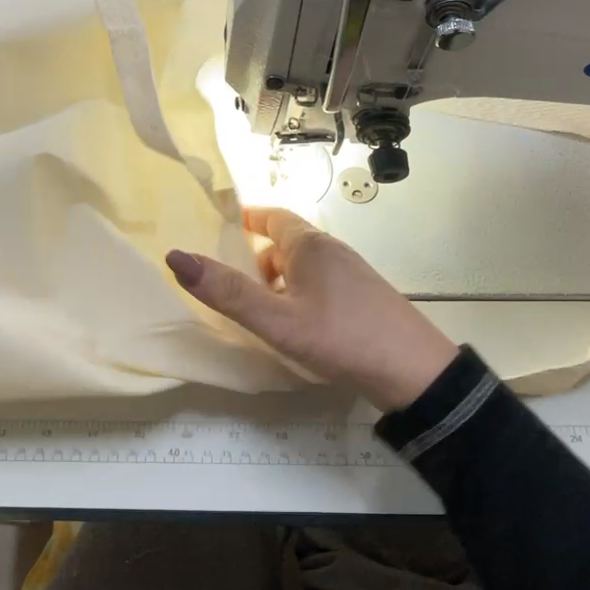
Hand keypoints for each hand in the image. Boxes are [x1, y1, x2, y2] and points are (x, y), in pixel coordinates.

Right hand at [166, 208, 456, 410]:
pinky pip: (321, 286)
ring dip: (278, 281)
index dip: (247, 217)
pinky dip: (299, 296)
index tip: (222, 226)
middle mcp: (332, 252)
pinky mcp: (364, 300)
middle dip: (257, 257)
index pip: (272, 216)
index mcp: (309, 245)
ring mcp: (352, 276)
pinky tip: (296, 327)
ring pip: (304, 267)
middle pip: (286, 243)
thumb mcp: (276, 319)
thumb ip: (227, 292)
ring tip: (259, 312)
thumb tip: (175, 256)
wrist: (415, 373)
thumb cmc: (340, 337)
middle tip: (230, 284)